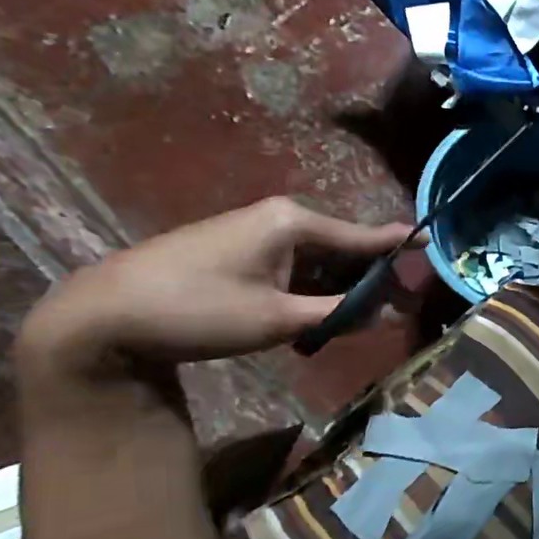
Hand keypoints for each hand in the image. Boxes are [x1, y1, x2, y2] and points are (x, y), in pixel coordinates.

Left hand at [20, 197, 413, 369]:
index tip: (432, 246)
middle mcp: (280, 219)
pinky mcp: (238, 250)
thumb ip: (339, 314)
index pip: (364, 235)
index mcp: (294, 223)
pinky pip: (293, 265)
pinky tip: (320, 313)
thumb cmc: (200, 311)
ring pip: (318, 259)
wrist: (106, 313)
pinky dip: (312, 288)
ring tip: (366, 317)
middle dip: (372, 276)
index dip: (400, 246)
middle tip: (400, 306)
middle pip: (344, 247)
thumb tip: (389, 313)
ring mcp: (255, 233)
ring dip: (341, 287)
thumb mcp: (278, 319)